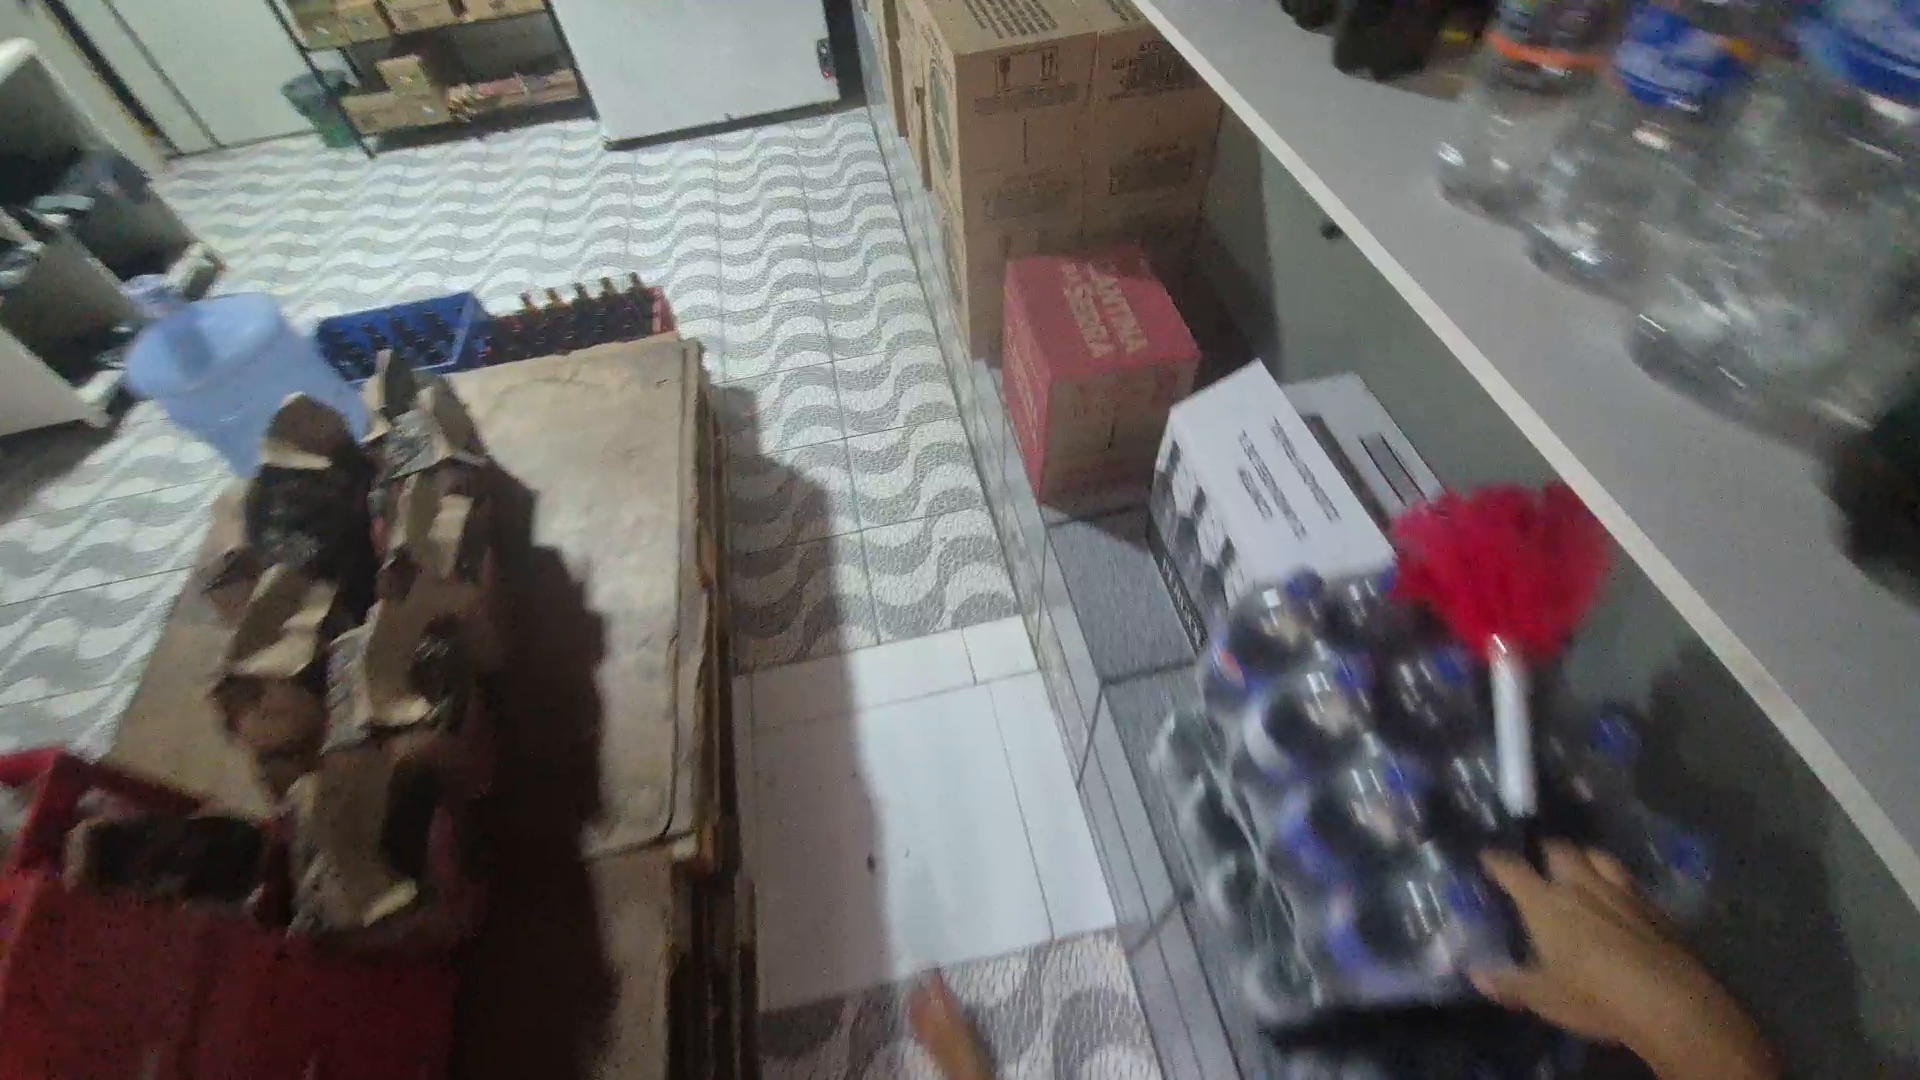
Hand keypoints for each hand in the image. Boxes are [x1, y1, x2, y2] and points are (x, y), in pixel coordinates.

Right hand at [1474, 843, 1777, 1079]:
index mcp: (1544, 901)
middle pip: (1559, 849)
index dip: (1495, 860)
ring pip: (1600, 858)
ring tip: (1583, 871)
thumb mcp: (1545, 997)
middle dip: (1546, 851)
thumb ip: (1509, 983)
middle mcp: (1579, 887)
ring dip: (1587, 859)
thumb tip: (1475, 976)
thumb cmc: (1597, 998)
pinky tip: (1623, 902)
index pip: (1510, 867)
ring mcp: (1622, 896)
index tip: (1487, 859)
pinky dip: (1623, 886)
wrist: (1679, 1011)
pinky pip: (1634, 885)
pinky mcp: (1660, 913)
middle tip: (1541, 864)